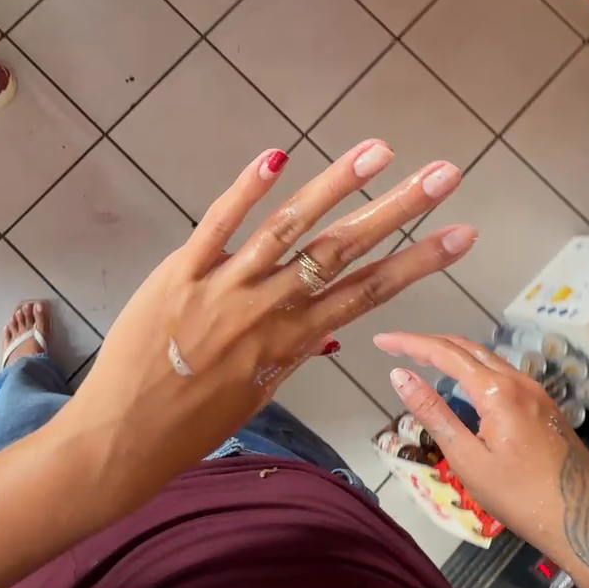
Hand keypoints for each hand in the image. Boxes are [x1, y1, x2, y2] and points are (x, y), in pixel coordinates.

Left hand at [50, 140, 475, 510]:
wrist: (125, 437)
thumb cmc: (192, 423)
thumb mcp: (257, 393)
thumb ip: (290, 354)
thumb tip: (327, 332)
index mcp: (293, 342)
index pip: (368, 293)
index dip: (419, 261)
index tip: (463, 233)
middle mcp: (268, 310)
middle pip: (342, 252)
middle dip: (397, 210)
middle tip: (444, 173)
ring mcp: (224, 288)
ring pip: (288, 229)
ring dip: (336, 185)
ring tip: (379, 150)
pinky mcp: (179, 273)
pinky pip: (217, 225)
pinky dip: (246, 190)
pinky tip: (275, 156)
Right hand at [377, 333, 588, 587]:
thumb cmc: (522, 498)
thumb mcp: (468, 459)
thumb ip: (432, 412)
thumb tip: (399, 374)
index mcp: (498, 391)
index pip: (444, 353)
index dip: (409, 343)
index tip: (380, 340)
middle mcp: (520, 382)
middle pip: (466, 348)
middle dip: (428, 342)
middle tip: (395, 346)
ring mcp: (538, 395)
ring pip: (487, 359)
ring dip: (451, 352)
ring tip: (422, 359)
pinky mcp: (546, 410)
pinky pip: (502, 373)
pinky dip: (473, 367)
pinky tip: (463, 384)